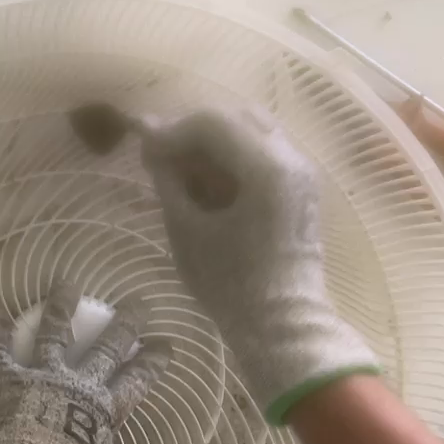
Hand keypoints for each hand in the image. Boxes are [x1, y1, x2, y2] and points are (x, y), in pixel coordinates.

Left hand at [0, 283, 169, 443]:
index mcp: (104, 414)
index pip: (135, 383)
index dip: (151, 363)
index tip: (166, 345)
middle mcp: (78, 387)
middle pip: (106, 349)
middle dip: (124, 325)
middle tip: (138, 304)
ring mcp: (44, 379)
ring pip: (55, 335)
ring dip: (61, 308)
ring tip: (67, 285)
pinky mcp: (10, 382)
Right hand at [139, 108, 377, 424]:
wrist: (281, 324)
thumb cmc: (229, 283)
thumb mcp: (187, 228)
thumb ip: (168, 178)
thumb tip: (149, 144)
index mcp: (266, 168)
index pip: (212, 123)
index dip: (171, 130)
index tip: (142, 148)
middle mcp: (291, 159)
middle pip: (235, 118)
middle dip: (192, 131)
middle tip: (158, 154)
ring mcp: (301, 171)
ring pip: (250, 131)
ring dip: (211, 141)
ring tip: (179, 166)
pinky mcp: (299, 187)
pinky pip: (262, 151)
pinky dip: (230, 155)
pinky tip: (205, 179)